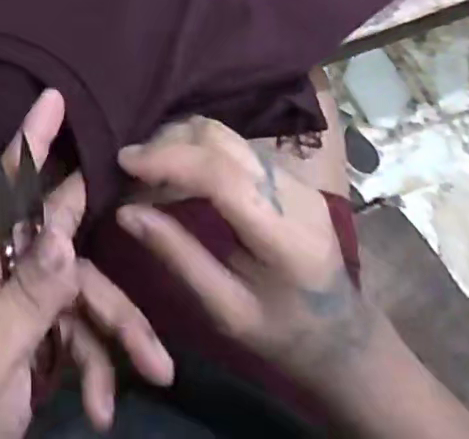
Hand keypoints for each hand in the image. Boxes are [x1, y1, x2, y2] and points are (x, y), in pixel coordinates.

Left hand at [0, 91, 174, 438]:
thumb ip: (28, 295)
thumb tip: (65, 236)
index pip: (10, 187)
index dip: (30, 139)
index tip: (53, 98)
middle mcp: (6, 270)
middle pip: (68, 245)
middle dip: (110, 273)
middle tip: (152, 251)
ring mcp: (25, 306)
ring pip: (86, 297)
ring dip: (119, 335)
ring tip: (152, 374)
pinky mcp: (40, 340)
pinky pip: (82, 339)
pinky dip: (98, 371)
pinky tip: (99, 410)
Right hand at [114, 117, 380, 390]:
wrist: (344, 337)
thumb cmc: (283, 334)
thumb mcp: (227, 311)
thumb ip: (178, 257)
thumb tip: (124, 211)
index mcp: (285, 236)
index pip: (221, 174)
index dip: (168, 159)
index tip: (124, 162)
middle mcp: (293, 193)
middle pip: (218, 139)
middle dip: (165, 144)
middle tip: (130, 169)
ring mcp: (291, 176)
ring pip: (220, 132)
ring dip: (176, 141)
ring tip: (148, 170)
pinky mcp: (283, 170)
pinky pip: (227, 141)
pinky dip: (191, 147)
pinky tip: (174, 171)